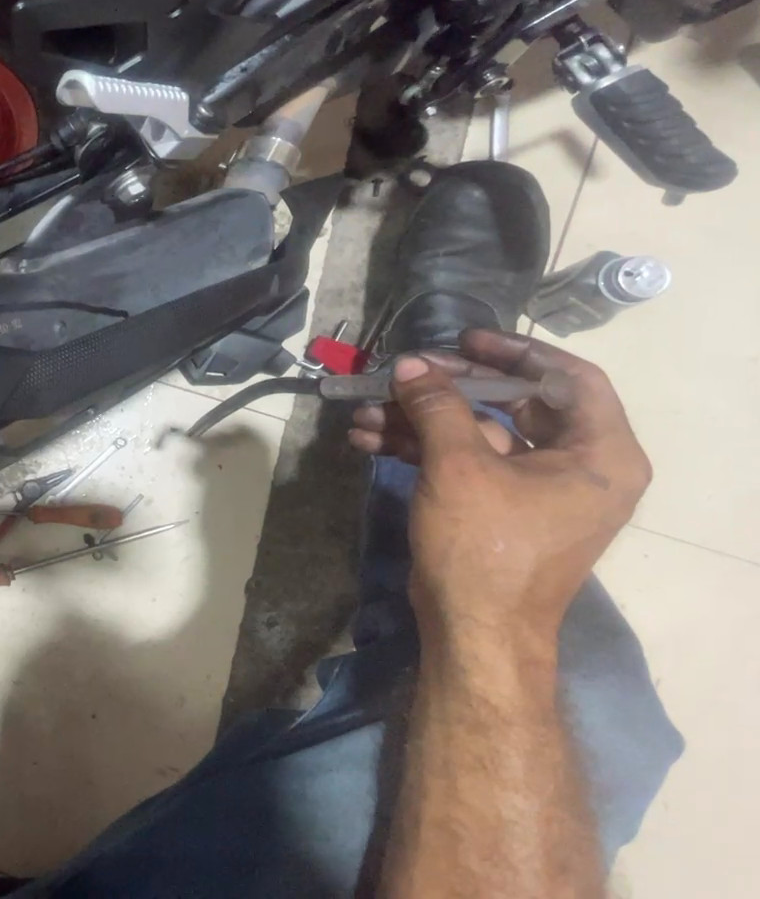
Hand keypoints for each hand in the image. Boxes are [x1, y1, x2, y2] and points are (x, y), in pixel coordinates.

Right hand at [347, 329, 652, 648]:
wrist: (475, 624)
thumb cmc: (486, 545)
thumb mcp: (458, 467)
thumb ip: (437, 408)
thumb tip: (409, 365)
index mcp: (599, 454)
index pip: (570, 380)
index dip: (515, 352)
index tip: (461, 339)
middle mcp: (577, 466)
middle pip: (515, 403)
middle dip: (449, 387)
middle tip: (402, 373)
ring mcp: (535, 488)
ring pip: (477, 432)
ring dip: (419, 419)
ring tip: (365, 412)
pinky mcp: (497, 505)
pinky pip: (462, 460)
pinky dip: (419, 447)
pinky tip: (369, 440)